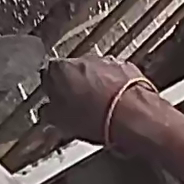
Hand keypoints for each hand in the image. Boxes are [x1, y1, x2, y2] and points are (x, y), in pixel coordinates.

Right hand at [41, 55, 155, 145]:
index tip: (53, 99)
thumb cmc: (100, 118)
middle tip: (75, 106)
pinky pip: (114, 76)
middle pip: (73, 70)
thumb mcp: (63, 123)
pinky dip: (114, 86)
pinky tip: (115, 105)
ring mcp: (106, 62)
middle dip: (74, 85)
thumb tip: (48, 112)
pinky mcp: (126, 67)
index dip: (51, 88)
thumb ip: (50, 112)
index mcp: (62, 69)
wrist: (135, 117)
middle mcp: (84, 60)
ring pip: (95, 72)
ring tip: (98, 109)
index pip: (48, 73)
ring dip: (95, 85)